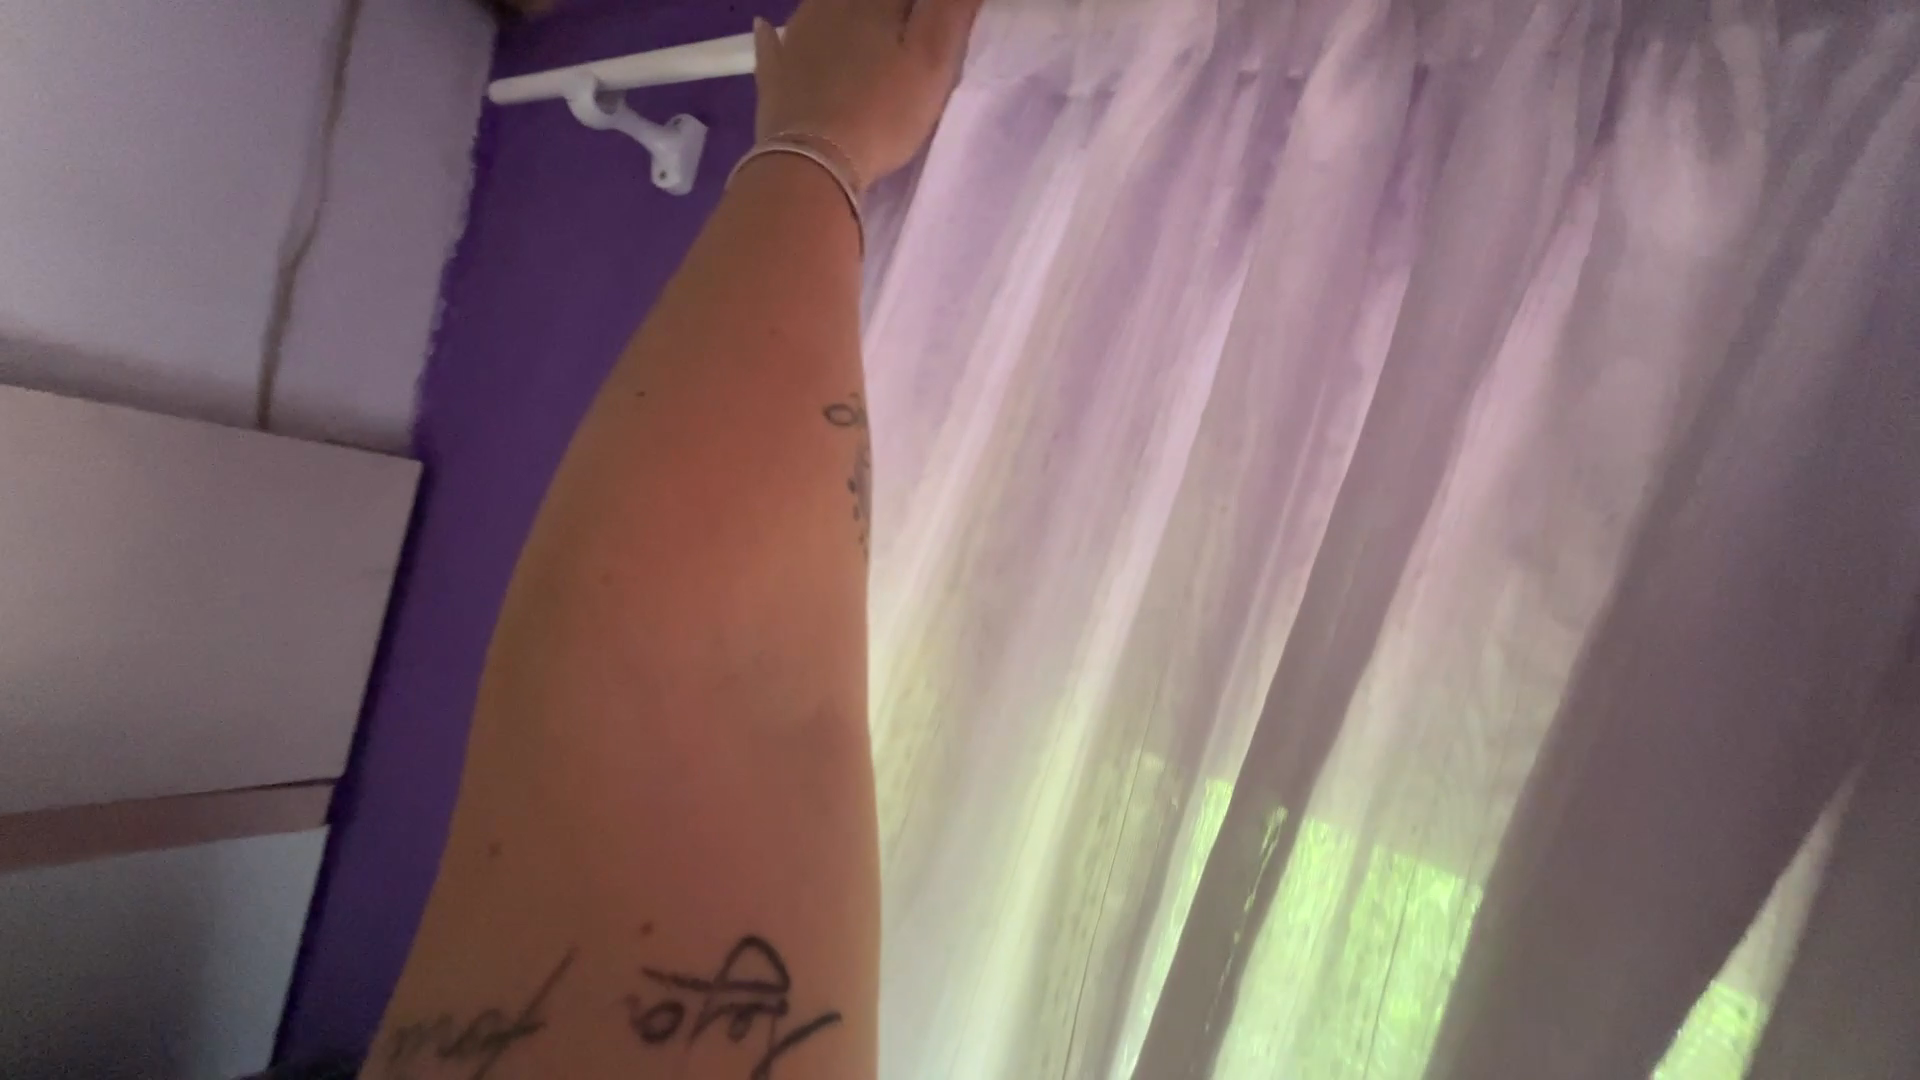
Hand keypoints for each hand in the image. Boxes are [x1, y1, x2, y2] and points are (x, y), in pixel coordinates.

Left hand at [752, 0, 985, 187]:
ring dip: (834, 12)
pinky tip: (769, 31)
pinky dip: (774, 37)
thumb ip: (949, 12)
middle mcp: (831, 6)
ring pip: (818, 8)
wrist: (815, 161)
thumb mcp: (933, 63)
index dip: (922, 11)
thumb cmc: (883, 114)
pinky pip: (772, 44)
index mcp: (876, 2)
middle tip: (894, 30)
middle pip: (860, 1)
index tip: (928, 23)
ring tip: (850, 25)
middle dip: (882, 13)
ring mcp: (796, 39)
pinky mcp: (775, 76)